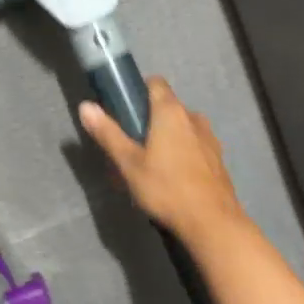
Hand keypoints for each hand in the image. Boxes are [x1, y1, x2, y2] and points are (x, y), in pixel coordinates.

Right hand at [78, 77, 248, 242]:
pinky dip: (182, 153)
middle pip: (167, 107)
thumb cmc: (165, 189)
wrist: (211, 221)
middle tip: (131, 147)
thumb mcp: (128, 164)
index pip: (155, 83)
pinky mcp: (217, 158)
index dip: (137, 91)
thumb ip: (108, 134)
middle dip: (149, 120)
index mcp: (170, 112)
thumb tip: (85, 106)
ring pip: (182, 128)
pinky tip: (172, 179)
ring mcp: (209, 137)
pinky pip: (194, 145)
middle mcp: (193, 117)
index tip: (124, 112)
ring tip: (151, 166)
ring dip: (167, 138)